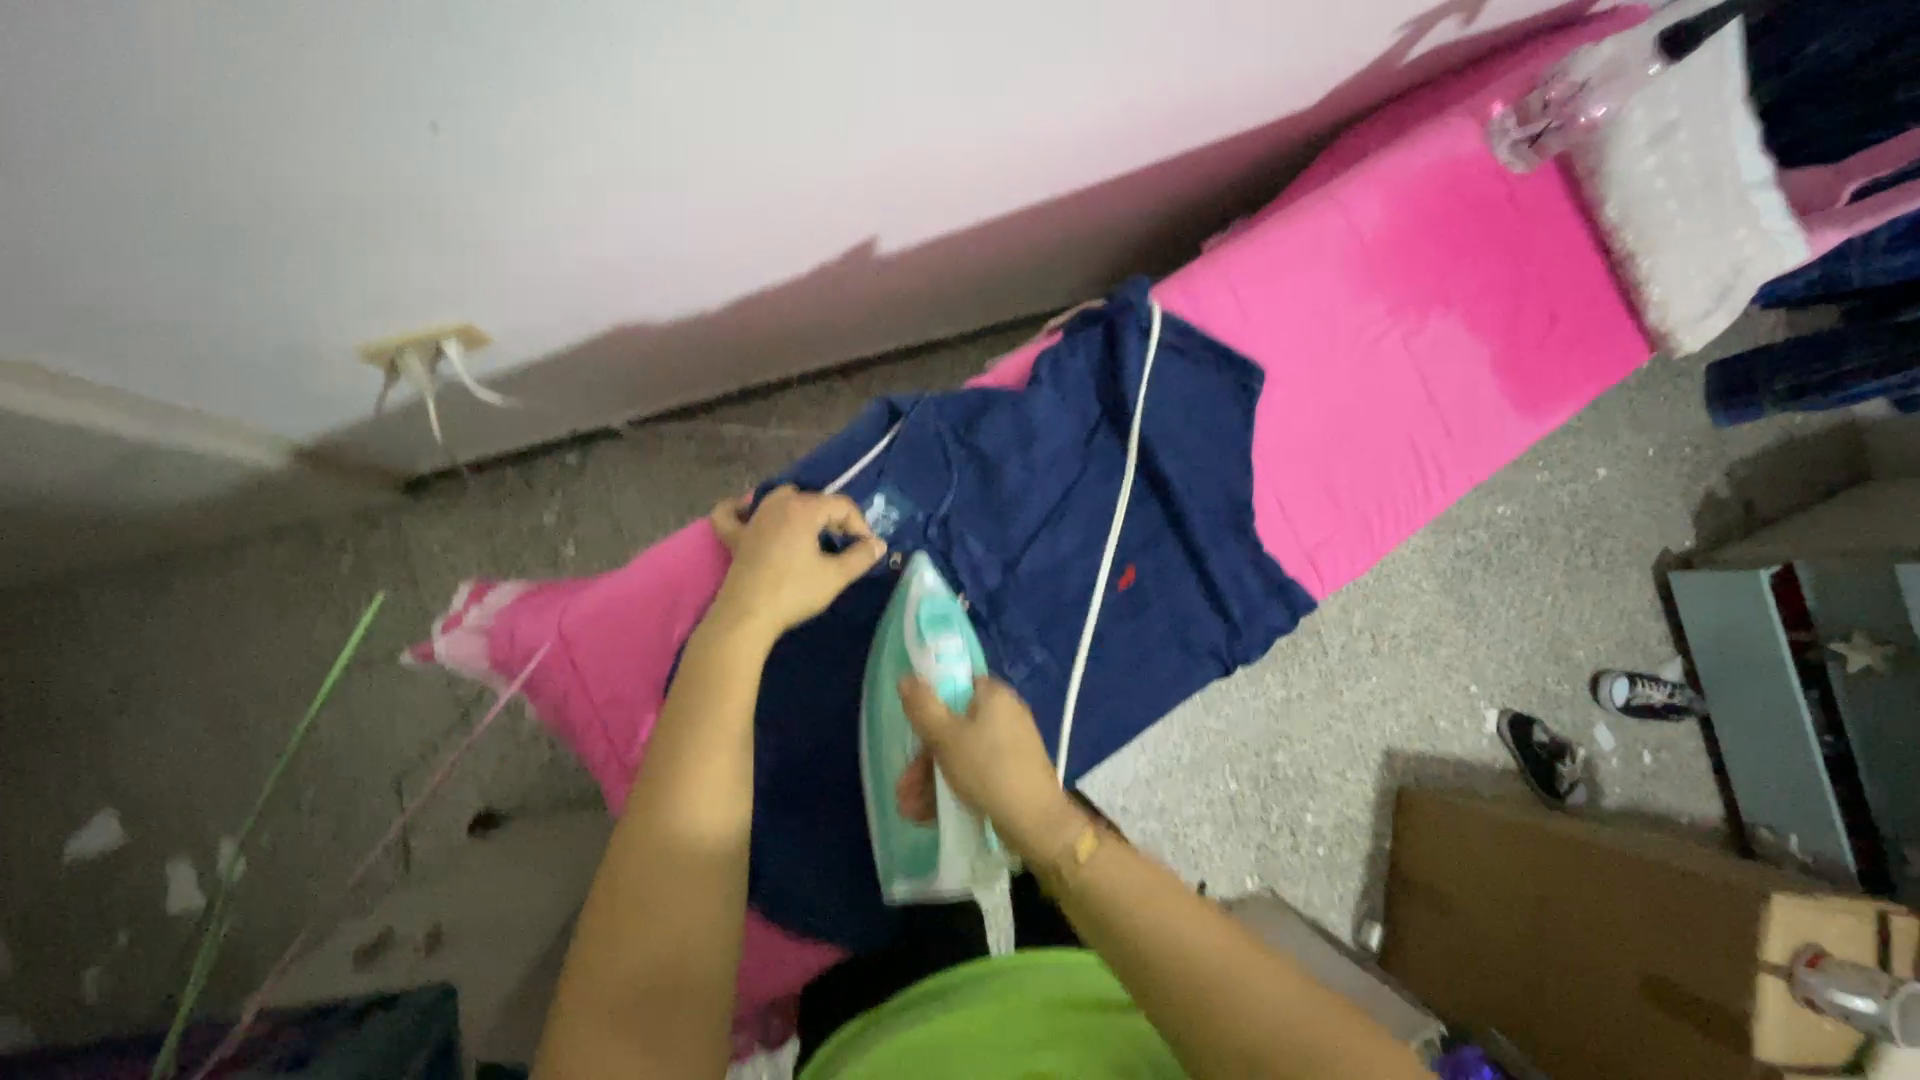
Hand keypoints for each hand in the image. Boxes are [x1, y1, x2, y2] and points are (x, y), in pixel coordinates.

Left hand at [706, 486, 886, 641]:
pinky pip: (733, 513)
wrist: (748, 616)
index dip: (859, 524)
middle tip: (844, 544)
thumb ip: (861, 557)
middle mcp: (776, 505)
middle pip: (813, 499)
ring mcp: (753, 519)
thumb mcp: (835, 576)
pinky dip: (741, 510)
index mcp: (803, 509)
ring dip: (800, 509)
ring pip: (780, 499)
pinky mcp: (735, 537)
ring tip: (812, 532)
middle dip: (834, 518)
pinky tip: (749, 514)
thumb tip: (878, 544)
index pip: (841, 505)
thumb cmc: (794, 592)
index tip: (866, 548)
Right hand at [896, 674, 1081, 860]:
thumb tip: (906, 677)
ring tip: (909, 807)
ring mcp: (1009, 747)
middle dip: (923, 758)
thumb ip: (922, 706)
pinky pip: (974, 774)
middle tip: (904, 784)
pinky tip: (926, 813)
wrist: (1035, 822)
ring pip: (960, 755)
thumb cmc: (987, 769)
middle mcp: (1005, 716)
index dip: (931, 702)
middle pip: (953, 727)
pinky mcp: (1010, 775)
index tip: (914, 727)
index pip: (958, 684)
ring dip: (930, 779)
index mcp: (994, 696)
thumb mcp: (946, 737)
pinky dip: (951, 789)